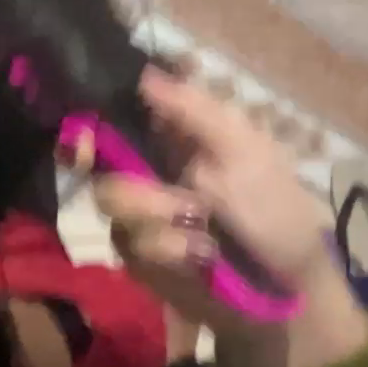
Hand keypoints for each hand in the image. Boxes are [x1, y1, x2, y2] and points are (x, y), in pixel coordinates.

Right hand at [96, 70, 367, 366]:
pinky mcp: (136, 252)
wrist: (282, 292)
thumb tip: (144, 74)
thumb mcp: (246, 151)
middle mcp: (147, 168)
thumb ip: (196, 112)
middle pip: (99, 162)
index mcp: (173, 136)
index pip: (115, 115)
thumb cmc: (275, 213)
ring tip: (205, 233)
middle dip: (140, 189)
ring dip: (162, 220)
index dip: (91, 123)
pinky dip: (169, 249)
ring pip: (112, 204)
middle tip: (182, 207)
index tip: (85, 142)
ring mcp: (138, 213)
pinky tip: (200, 257)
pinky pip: (130, 243)